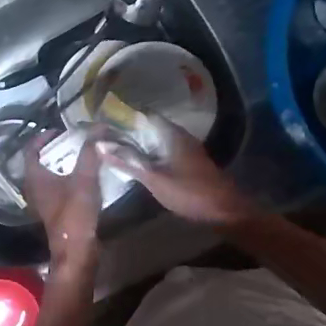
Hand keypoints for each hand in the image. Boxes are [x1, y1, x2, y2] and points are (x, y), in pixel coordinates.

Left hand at [22, 131, 103, 265]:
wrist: (76, 249)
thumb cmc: (74, 212)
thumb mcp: (84, 178)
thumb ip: (89, 153)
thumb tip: (97, 129)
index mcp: (34, 177)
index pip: (30, 149)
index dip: (42, 137)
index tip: (59, 130)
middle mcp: (34, 188)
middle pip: (39, 162)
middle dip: (55, 150)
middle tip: (73, 142)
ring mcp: (43, 202)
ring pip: (49, 176)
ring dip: (63, 165)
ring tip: (81, 157)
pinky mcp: (54, 212)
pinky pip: (57, 188)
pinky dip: (67, 179)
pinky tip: (85, 178)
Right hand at [101, 120, 257, 224]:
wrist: (224, 211)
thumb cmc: (190, 192)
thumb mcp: (155, 178)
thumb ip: (128, 161)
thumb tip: (100, 144)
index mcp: (172, 133)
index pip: (143, 114)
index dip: (122, 114)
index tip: (101, 118)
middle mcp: (179, 136)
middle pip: (148, 126)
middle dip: (126, 129)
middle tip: (100, 135)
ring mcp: (184, 149)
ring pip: (154, 140)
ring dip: (136, 142)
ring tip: (111, 147)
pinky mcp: (186, 162)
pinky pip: (161, 151)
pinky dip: (146, 153)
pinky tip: (134, 162)